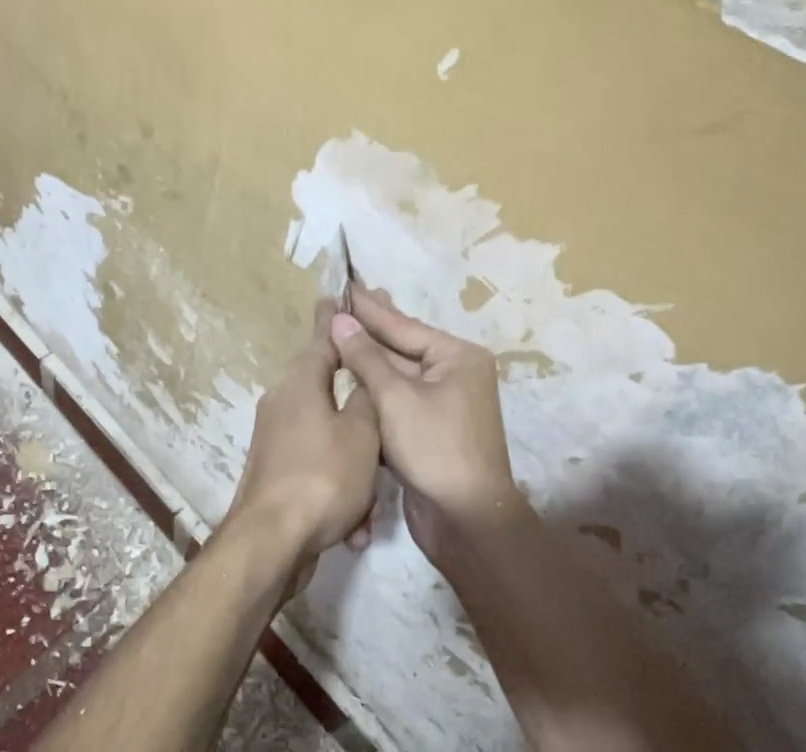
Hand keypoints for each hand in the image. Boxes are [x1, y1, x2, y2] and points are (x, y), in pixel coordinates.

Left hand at [224, 302, 380, 585]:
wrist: (273, 544)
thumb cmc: (323, 477)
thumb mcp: (362, 433)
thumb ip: (366, 398)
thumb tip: (360, 377)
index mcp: (300, 383)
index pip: (323, 337)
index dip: (336, 319)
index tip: (338, 295)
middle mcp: (283, 404)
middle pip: (331, 393)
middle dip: (365, 421)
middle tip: (389, 425)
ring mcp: (277, 441)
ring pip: (332, 442)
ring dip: (357, 473)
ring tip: (368, 507)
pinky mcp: (278, 476)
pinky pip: (320, 474)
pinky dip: (340, 497)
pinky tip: (353, 530)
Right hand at [330, 289, 521, 564]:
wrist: (465, 519)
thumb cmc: (435, 449)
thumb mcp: (395, 398)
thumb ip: (366, 357)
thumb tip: (340, 320)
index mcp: (457, 358)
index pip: (403, 325)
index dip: (369, 308)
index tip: (344, 285)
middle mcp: (454, 375)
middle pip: (402, 346)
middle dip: (370, 327)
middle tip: (344, 296)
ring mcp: (443, 404)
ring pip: (397, 375)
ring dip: (368, 358)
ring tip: (341, 330)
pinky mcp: (429, 430)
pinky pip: (397, 400)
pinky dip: (374, 389)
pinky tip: (350, 376)